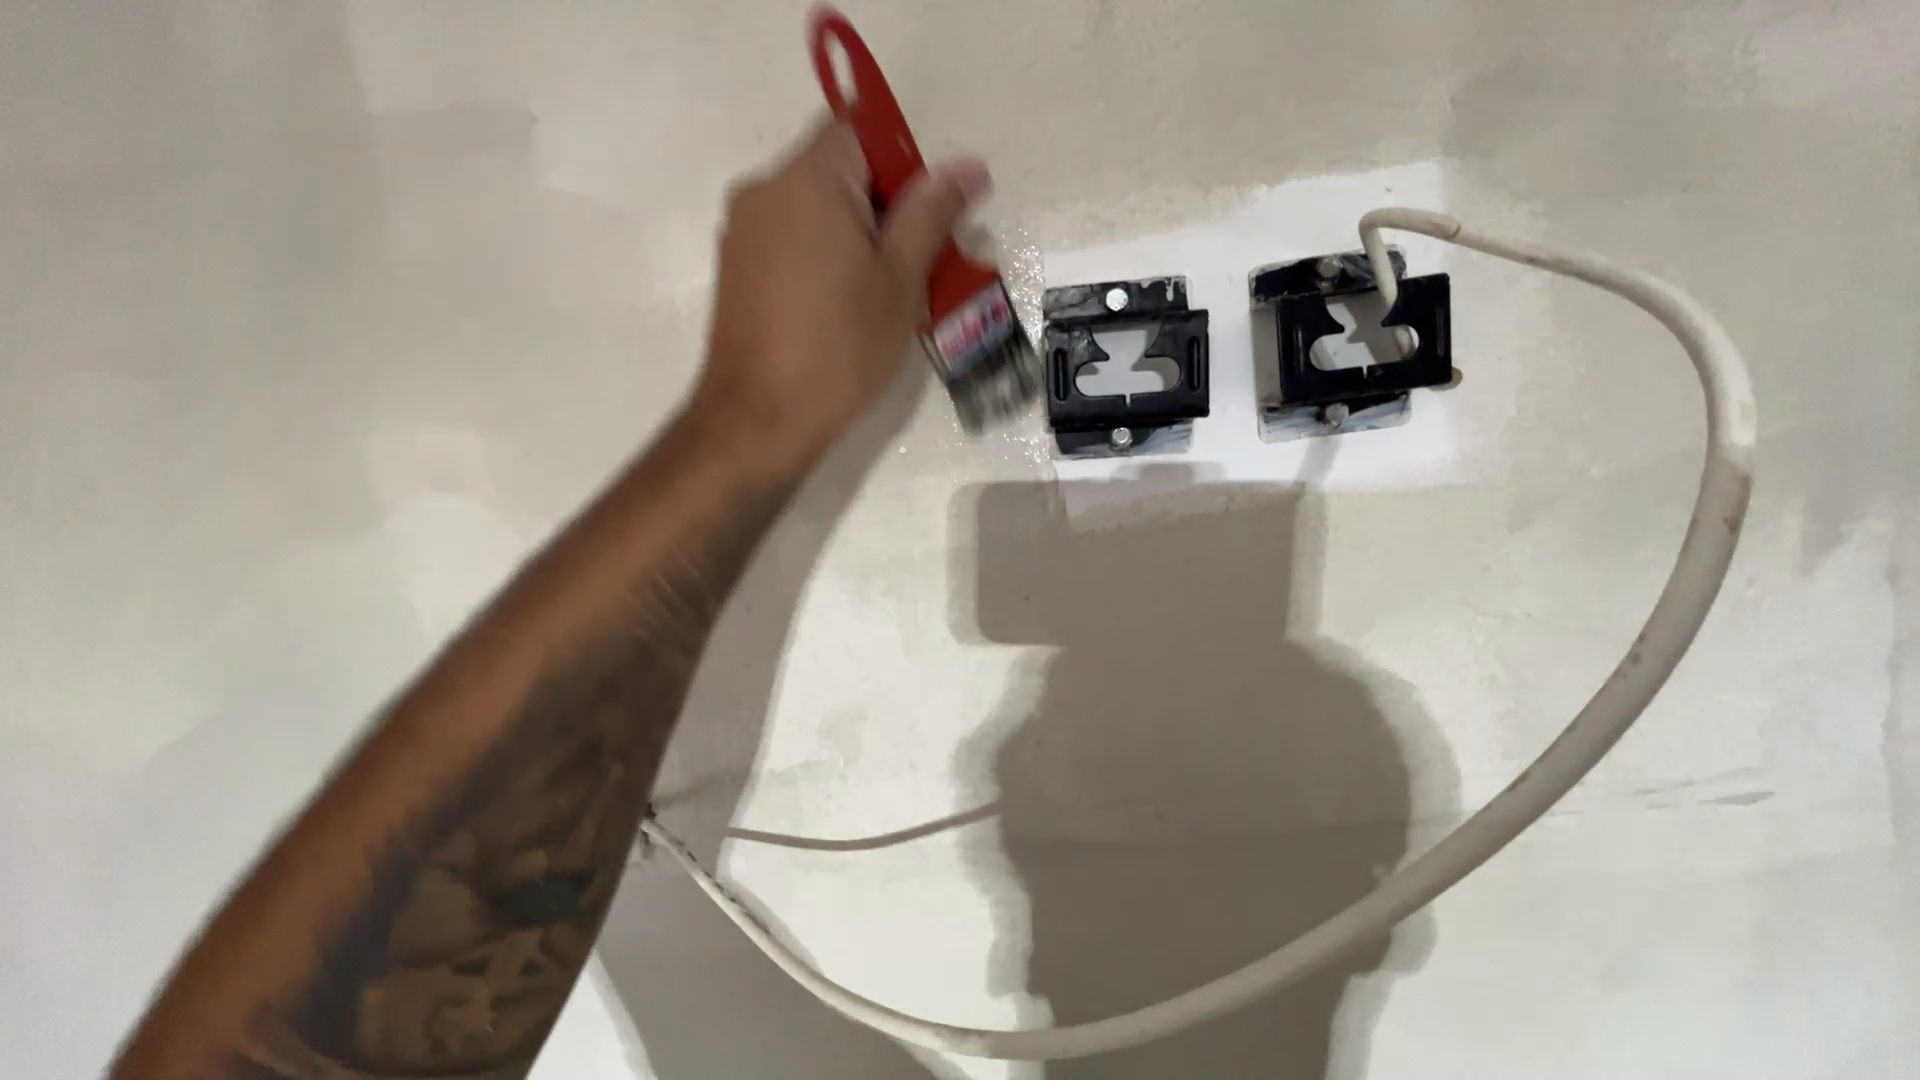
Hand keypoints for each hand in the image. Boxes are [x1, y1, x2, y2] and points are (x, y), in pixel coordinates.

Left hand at [692, 117, 990, 464]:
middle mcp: (764, 189)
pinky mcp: (735, 268)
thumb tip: (967, 167)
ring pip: (816, 209)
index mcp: (808, 178)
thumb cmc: (839, 349)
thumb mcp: (900, 281)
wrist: (758, 420)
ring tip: (883, 296)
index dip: (905, 164)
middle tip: (918, 266)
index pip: (863, 129)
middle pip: (839, 170)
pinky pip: (791, 240)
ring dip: (857, 237)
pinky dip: (824, 258)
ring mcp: (742, 230)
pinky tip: (843, 310)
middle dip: (886, 207)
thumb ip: (932, 214)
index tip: (927, 219)